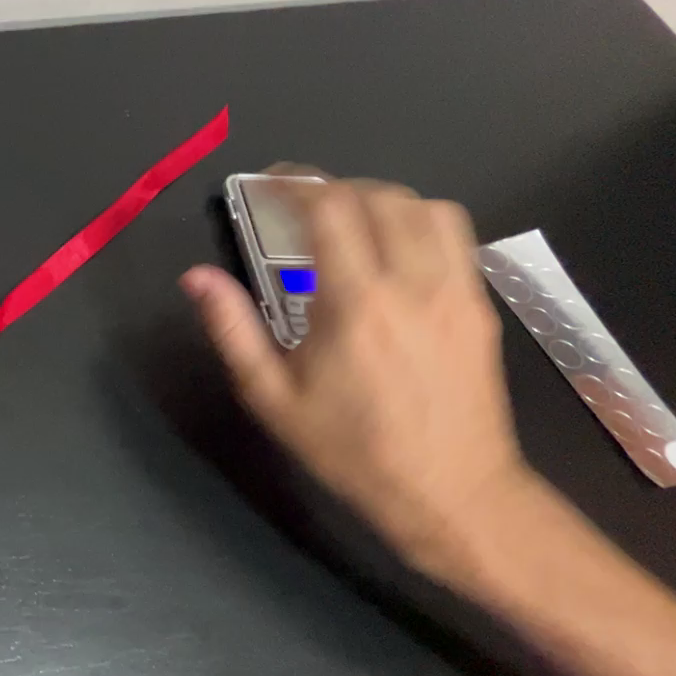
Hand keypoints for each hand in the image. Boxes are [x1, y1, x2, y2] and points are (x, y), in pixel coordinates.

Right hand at [181, 175, 536, 577]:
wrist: (450, 490)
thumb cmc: (347, 446)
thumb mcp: (269, 394)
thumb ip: (231, 327)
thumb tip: (195, 276)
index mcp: (355, 304)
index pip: (332, 210)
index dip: (296, 184)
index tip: (266, 185)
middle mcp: (413, 285)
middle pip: (382, 197)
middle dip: (334, 186)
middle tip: (295, 201)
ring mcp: (457, 293)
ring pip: (429, 209)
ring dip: (380, 199)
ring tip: (343, 218)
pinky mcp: (480, 307)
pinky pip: (454, 238)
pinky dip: (415, 223)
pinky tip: (385, 252)